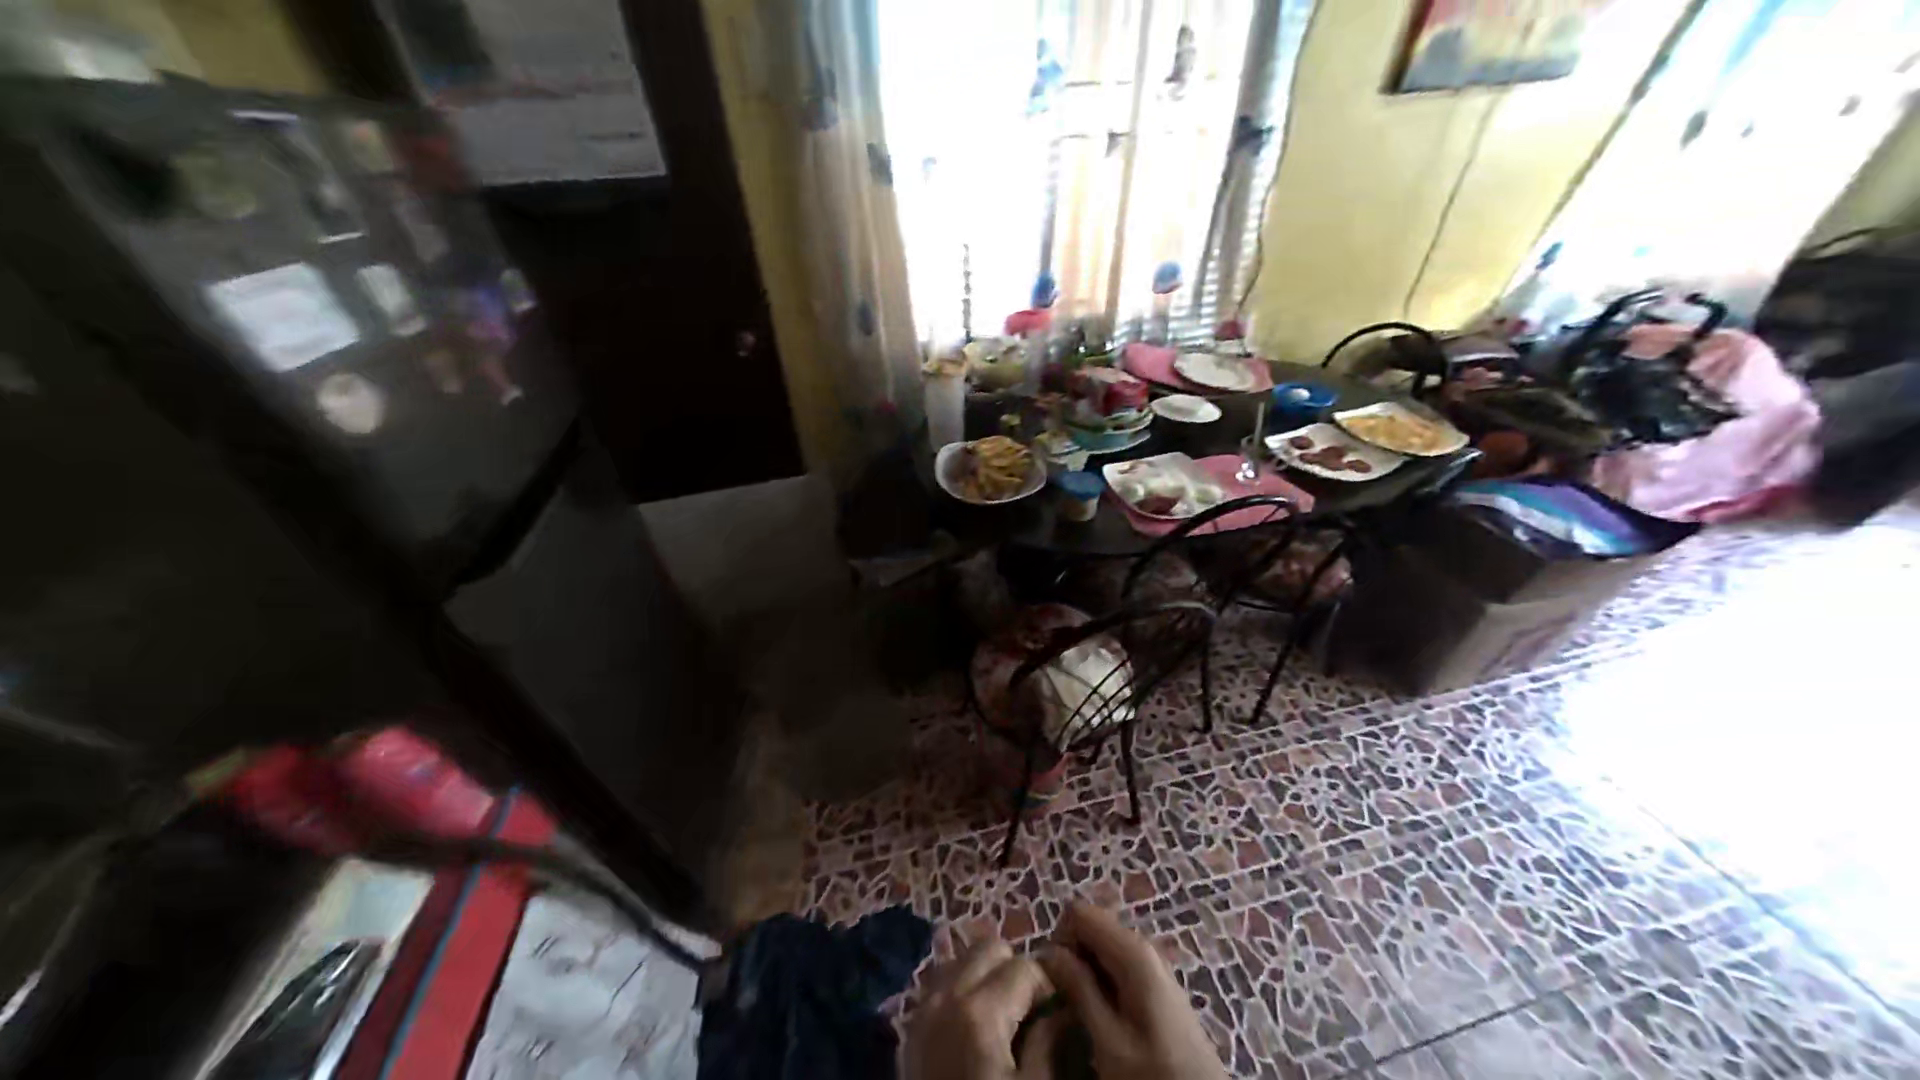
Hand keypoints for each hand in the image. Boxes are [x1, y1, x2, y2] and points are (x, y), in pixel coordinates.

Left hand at [907, 938, 1059, 1079]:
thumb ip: (1049, 1041)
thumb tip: (1063, 1009)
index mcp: (980, 1011)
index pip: (1026, 966)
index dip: (1050, 987)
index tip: (1061, 1014)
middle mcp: (946, 995)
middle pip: (990, 947)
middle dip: (1017, 969)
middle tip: (1034, 1010)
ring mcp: (923, 1008)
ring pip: (962, 957)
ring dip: (988, 974)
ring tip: (1008, 1013)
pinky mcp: (911, 1027)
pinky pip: (941, 982)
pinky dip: (963, 987)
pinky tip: (978, 1021)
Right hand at [1037, 903, 1226, 1079]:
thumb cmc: (1155, 1074)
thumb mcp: (1108, 1040)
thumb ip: (1078, 989)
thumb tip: (1048, 951)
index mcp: (1132, 950)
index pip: (1078, 912)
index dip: (1060, 941)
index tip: (1056, 980)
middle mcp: (1143, 946)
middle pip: (1091, 927)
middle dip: (1072, 956)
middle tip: (1066, 1000)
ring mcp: (1151, 964)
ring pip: (1101, 948)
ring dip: (1085, 972)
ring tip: (1082, 1011)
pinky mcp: (1155, 983)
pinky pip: (1116, 965)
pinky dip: (1101, 982)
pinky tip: (1103, 1016)